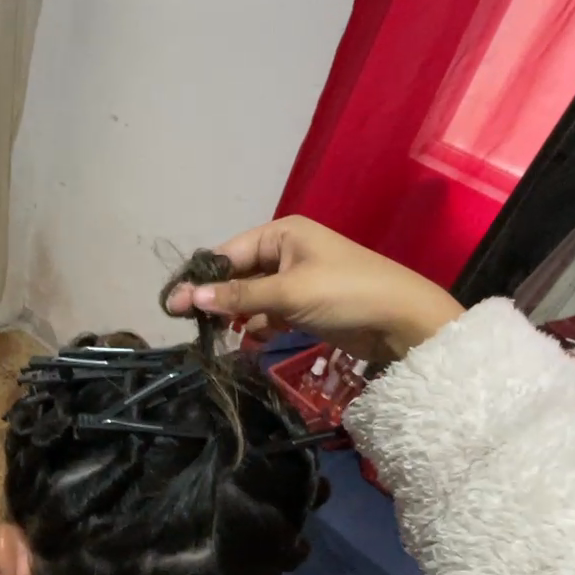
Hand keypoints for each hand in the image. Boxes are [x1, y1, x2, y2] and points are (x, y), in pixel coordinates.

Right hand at [164, 216, 463, 362]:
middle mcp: (285, 251)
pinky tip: (252, 340)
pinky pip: (269, 313)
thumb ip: (239, 297)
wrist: (402, 321)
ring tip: (219, 335)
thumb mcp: (289, 293)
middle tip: (188, 323)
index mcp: (282, 234)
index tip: (172, 304)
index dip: (200, 279)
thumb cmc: (346, 293)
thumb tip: (189, 297)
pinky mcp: (305, 305)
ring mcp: (295, 280)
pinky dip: (259, 326)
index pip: (228, 254)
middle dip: (216, 299)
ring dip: (237, 316)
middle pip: (237, 275)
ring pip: (251, 297)